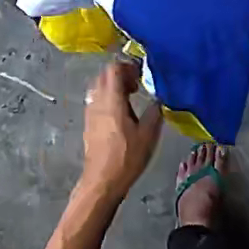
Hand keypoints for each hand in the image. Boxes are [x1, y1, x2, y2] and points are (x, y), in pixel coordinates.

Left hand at [76, 62, 163, 202]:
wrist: (102, 182)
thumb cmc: (127, 156)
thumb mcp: (149, 132)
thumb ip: (155, 110)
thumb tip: (159, 98)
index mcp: (112, 100)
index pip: (113, 69)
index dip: (128, 66)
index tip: (142, 73)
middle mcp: (97, 102)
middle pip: (103, 75)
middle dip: (120, 73)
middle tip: (137, 82)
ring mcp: (90, 114)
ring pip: (98, 88)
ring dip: (113, 86)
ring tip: (130, 96)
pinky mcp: (89, 125)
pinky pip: (96, 100)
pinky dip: (108, 98)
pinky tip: (121, 112)